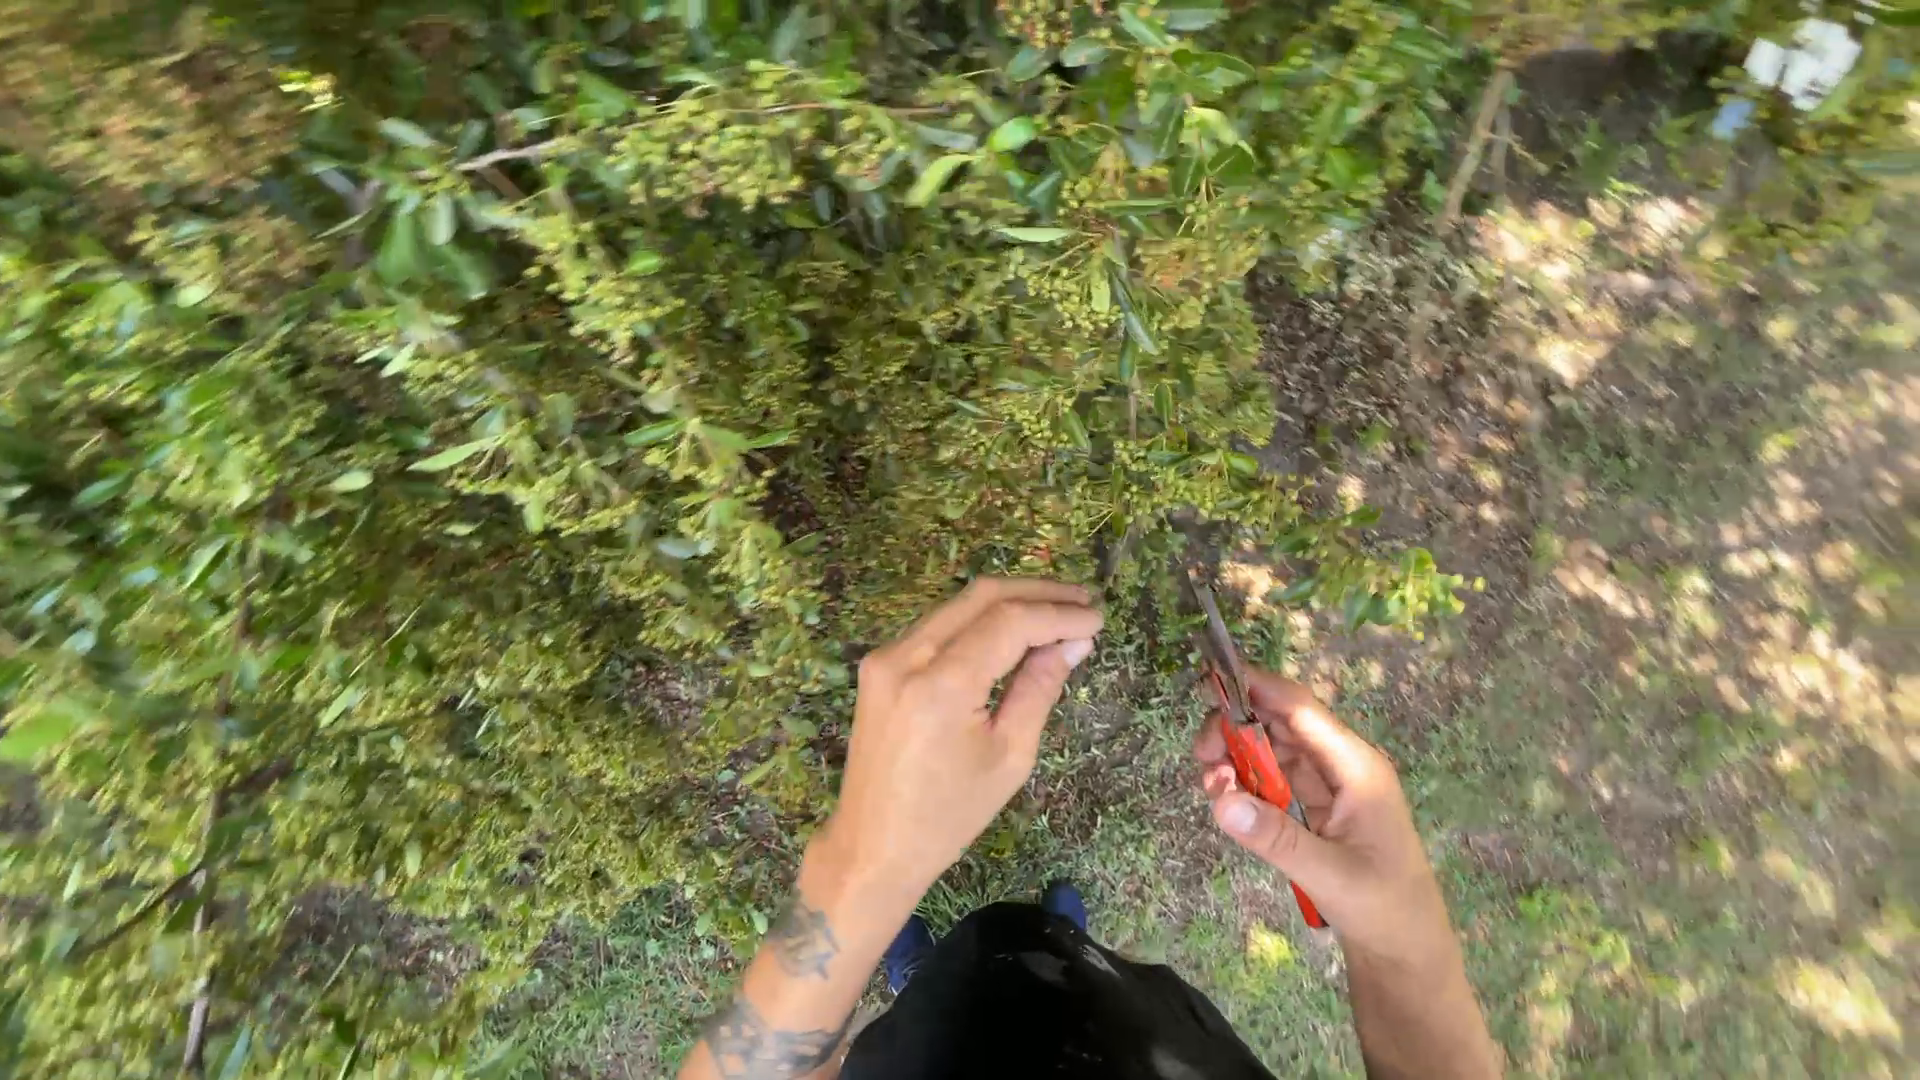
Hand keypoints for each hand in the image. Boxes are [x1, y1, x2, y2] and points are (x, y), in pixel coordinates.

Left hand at [823, 578, 1101, 900]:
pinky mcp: (879, 664)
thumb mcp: (1010, 756)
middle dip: (1037, 592)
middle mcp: (906, 656)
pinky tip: (1011, 630)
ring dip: (1009, 601)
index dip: (1057, 613)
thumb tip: (1074, 642)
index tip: (1097, 616)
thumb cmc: (949, 816)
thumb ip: (1039, 688)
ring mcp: (886, 656)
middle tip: (1083, 599)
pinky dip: (979, 620)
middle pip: (981, 596)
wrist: (873, 846)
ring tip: (1057, 610)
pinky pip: (938, 625)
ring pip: (958, 605)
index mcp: (940, 685)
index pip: (1009, 622)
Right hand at [1194, 672, 1454, 967]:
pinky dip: (1245, 779)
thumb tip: (1221, 799)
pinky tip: (1226, 797)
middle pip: (1279, 722)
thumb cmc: (1384, 909)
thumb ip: (1275, 837)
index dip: (1257, 686)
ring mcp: (1328, 783)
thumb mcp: (1331, 875)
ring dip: (1235, 756)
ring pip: (1271, 748)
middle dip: (1234, 728)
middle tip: (1201, 756)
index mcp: (1356, 766)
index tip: (1211, 679)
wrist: (1407, 954)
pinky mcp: (1316, 804)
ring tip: (1210, 785)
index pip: (1300, 708)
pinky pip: (1273, 775)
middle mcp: (1341, 764)